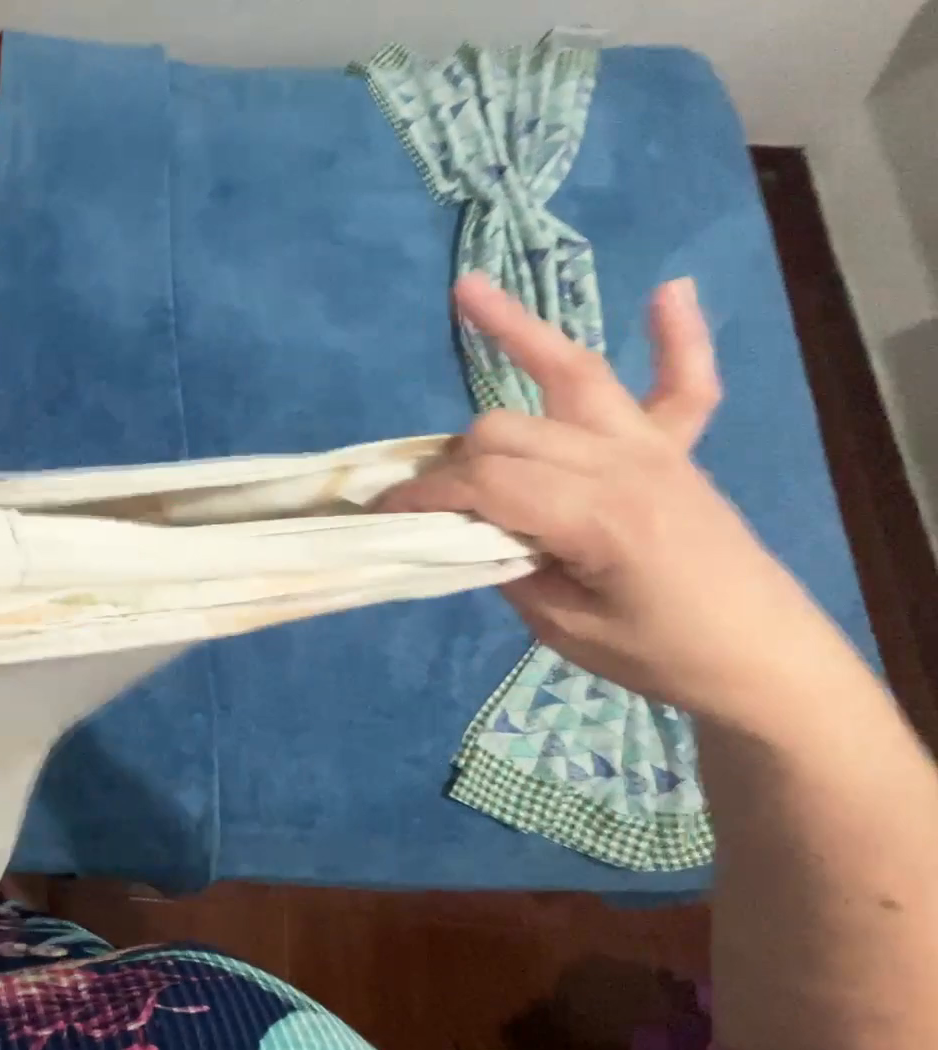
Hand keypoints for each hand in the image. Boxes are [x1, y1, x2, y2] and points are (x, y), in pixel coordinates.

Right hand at [381, 273, 842, 718]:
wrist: (762, 662)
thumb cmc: (655, 652)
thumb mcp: (557, 623)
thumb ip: (501, 558)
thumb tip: (453, 521)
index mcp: (598, 516)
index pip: (483, 482)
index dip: (424, 494)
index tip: (383, 512)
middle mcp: (625, 464)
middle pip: (506, 429)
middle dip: (452, 460)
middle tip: (427, 500)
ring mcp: (654, 449)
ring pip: (571, 376)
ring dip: (519, 332)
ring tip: (467, 292)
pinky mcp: (675, 452)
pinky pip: (684, 387)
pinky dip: (678, 339)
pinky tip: (667, 292)